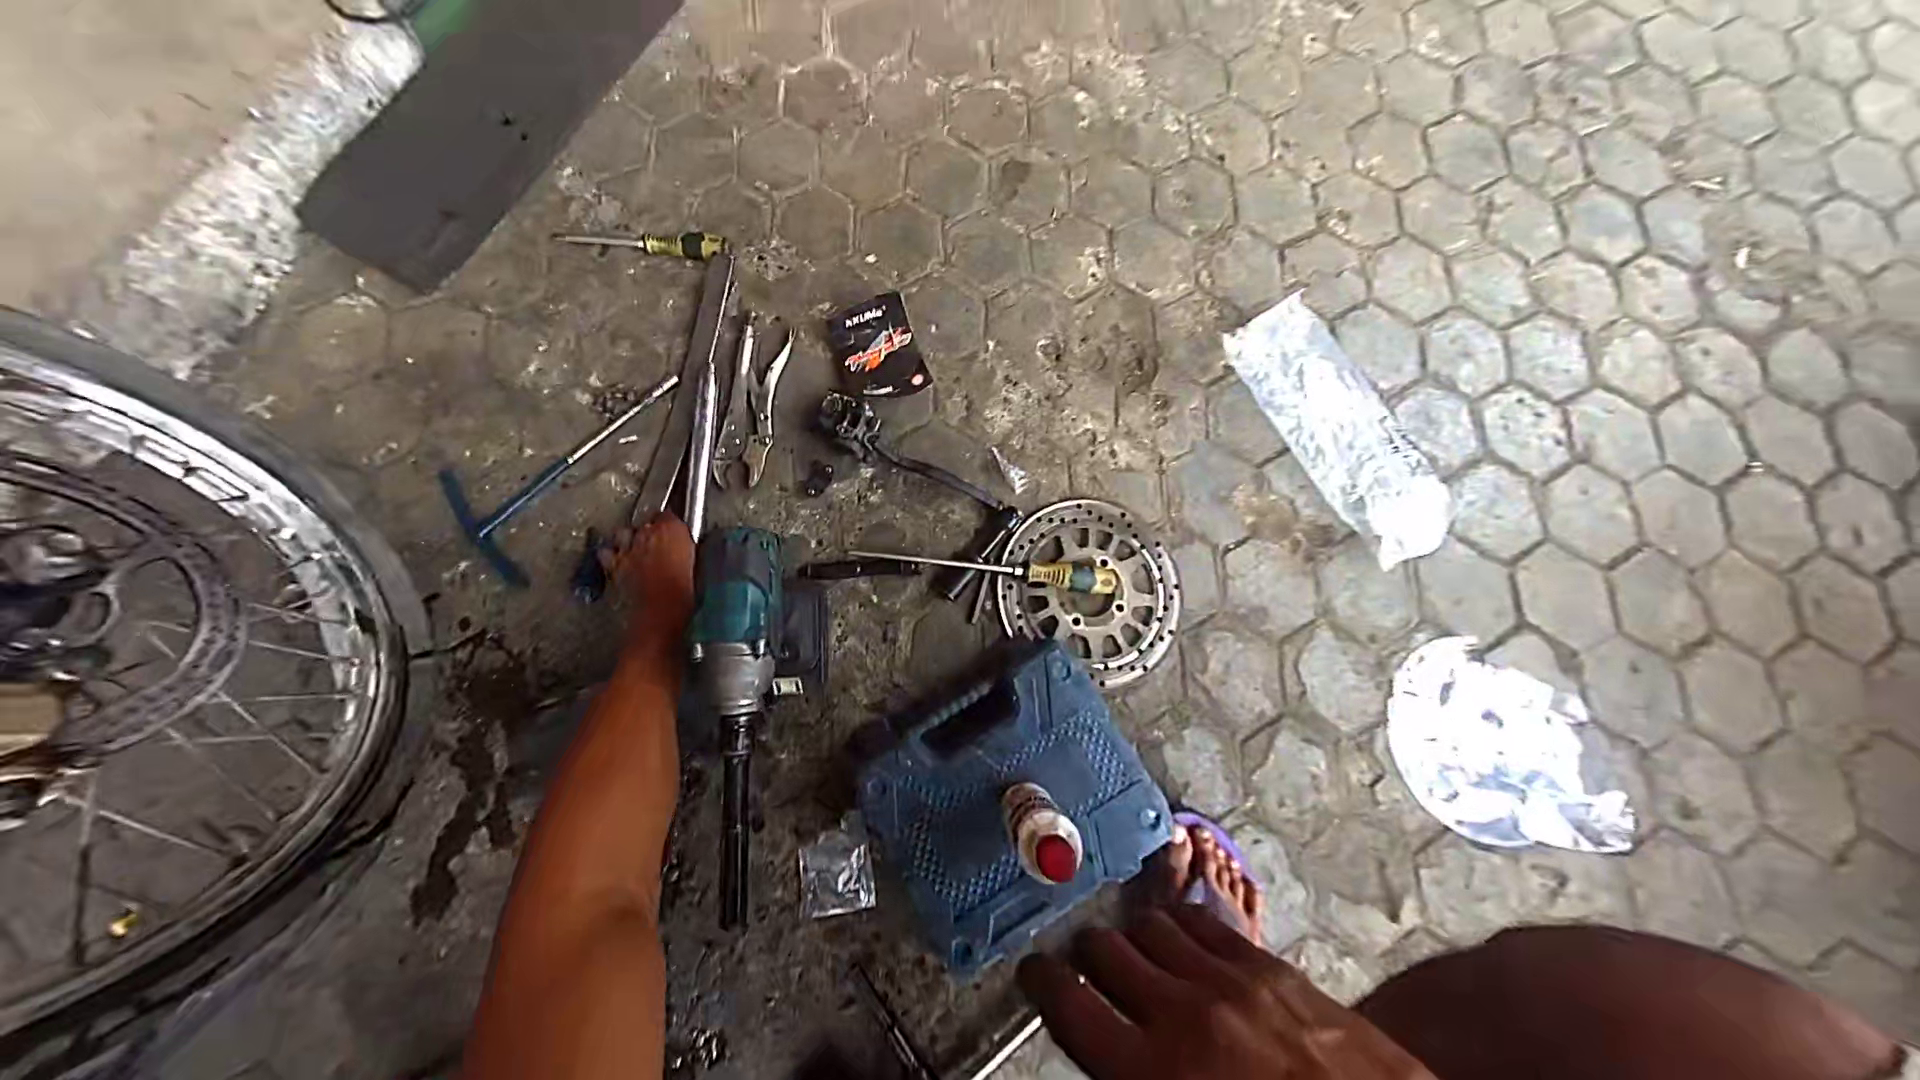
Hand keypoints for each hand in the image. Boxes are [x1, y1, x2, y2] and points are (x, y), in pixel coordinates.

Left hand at [599, 513, 695, 635]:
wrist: (659, 616)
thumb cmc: (684, 594)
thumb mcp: (698, 569)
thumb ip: (689, 553)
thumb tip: (686, 551)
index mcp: (672, 530)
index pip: (669, 515)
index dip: (672, 524)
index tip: (677, 532)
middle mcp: (646, 534)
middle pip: (646, 522)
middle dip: (652, 530)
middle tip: (661, 543)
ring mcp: (627, 549)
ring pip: (624, 532)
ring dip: (630, 538)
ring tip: (637, 548)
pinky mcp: (612, 566)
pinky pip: (607, 552)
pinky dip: (612, 554)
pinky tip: (619, 561)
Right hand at [1019, 907, 1436, 1079]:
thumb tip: (1100, 1052)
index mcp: (1154, 1071)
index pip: (1069, 1003)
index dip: (1041, 981)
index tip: (1035, 974)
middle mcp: (1181, 1012)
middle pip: (1104, 949)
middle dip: (1086, 955)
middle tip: (1086, 967)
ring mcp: (1227, 980)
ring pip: (1148, 924)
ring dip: (1133, 938)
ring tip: (1136, 955)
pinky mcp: (1265, 965)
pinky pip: (1201, 923)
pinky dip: (1179, 927)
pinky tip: (1182, 944)